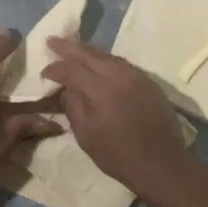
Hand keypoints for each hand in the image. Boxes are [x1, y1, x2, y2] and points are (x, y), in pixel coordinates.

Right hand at [41, 38, 196, 190]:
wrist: (163, 165)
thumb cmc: (119, 155)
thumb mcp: (86, 135)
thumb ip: (73, 107)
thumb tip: (66, 89)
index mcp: (100, 89)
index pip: (71, 68)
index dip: (55, 68)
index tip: (44, 72)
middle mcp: (118, 76)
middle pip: (89, 53)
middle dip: (68, 47)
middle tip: (52, 40)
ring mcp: (137, 77)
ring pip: (107, 55)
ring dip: (88, 51)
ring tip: (74, 48)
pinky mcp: (149, 83)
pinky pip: (122, 63)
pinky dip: (106, 60)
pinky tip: (100, 63)